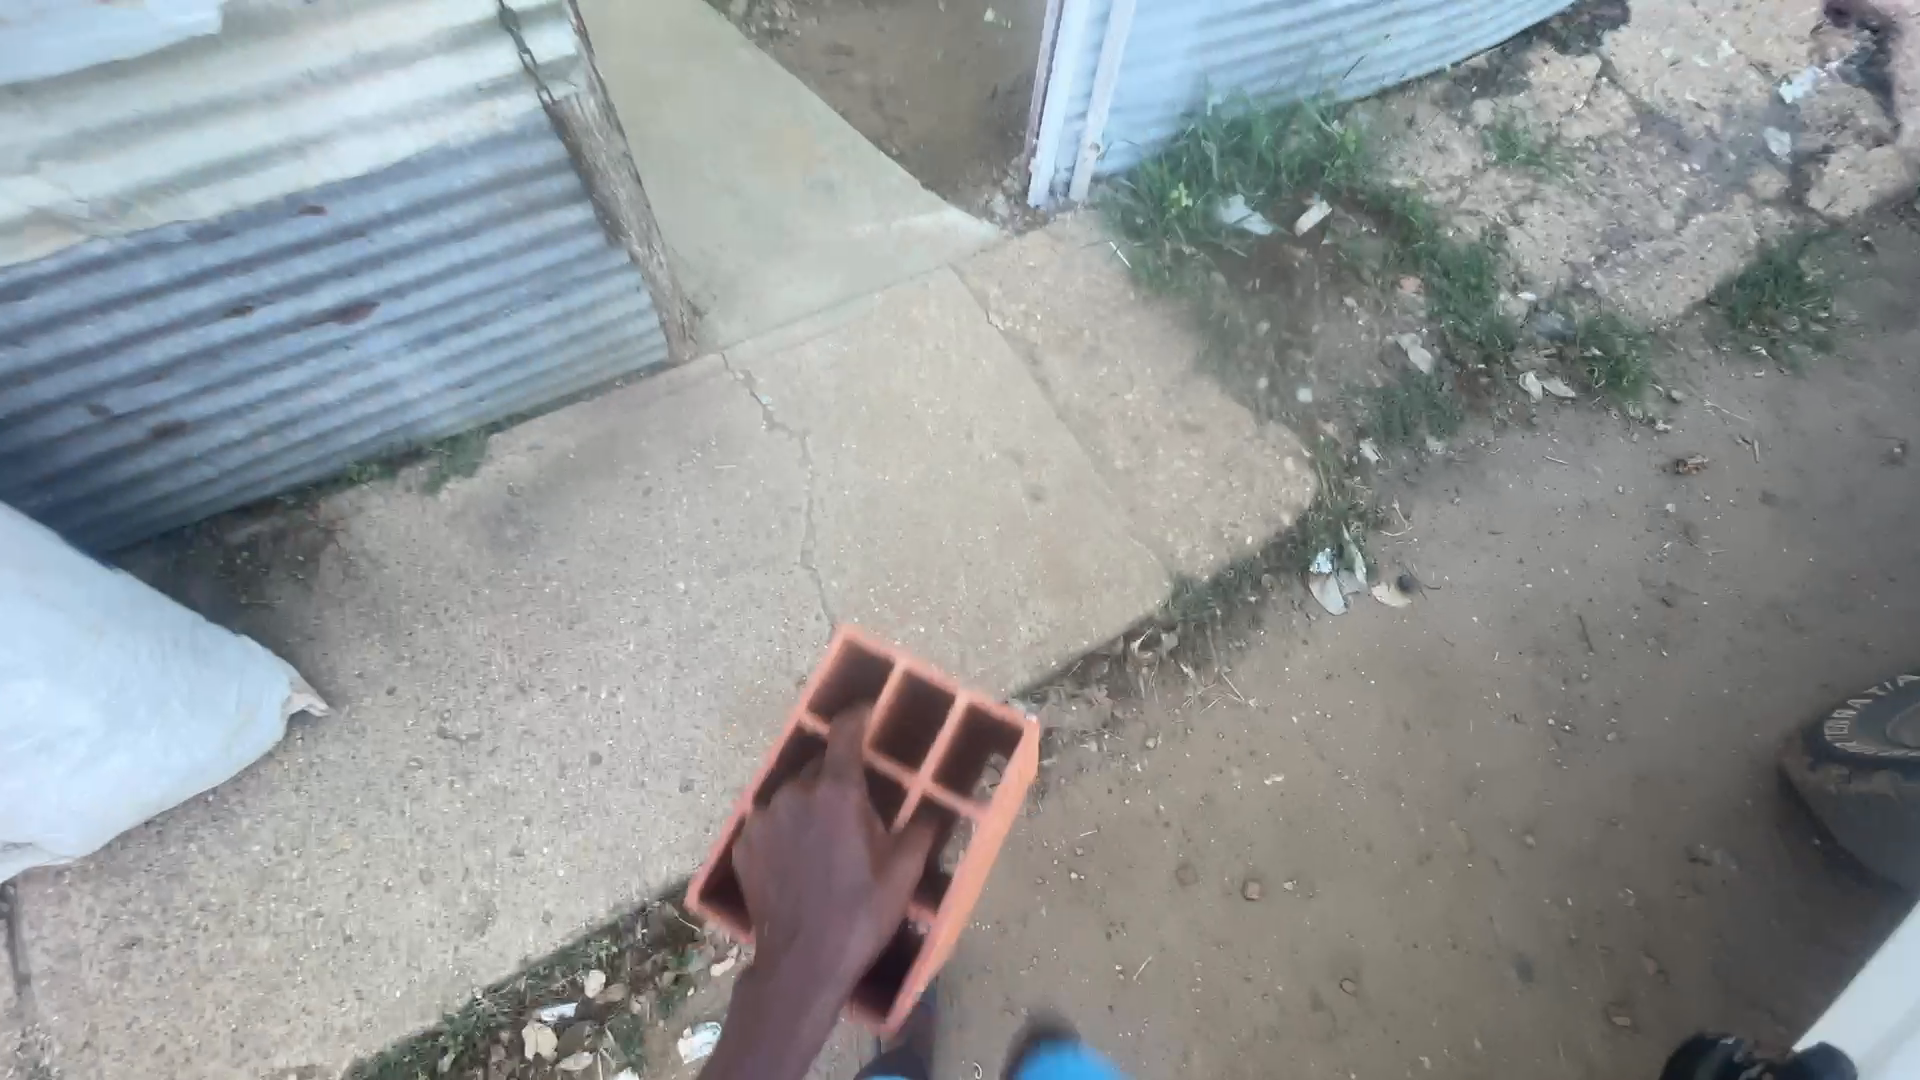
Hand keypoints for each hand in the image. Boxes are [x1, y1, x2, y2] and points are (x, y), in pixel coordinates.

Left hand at [734, 704, 937, 989]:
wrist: (801, 965)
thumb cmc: (860, 913)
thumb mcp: (903, 872)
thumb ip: (920, 829)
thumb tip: (932, 807)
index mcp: (837, 791)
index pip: (845, 733)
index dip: (857, 716)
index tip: (867, 710)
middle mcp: (795, 793)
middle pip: (819, 766)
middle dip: (838, 777)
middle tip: (855, 808)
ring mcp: (763, 817)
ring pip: (793, 793)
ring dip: (811, 803)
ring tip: (826, 839)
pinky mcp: (743, 843)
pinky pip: (771, 820)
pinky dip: (786, 827)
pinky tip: (798, 857)